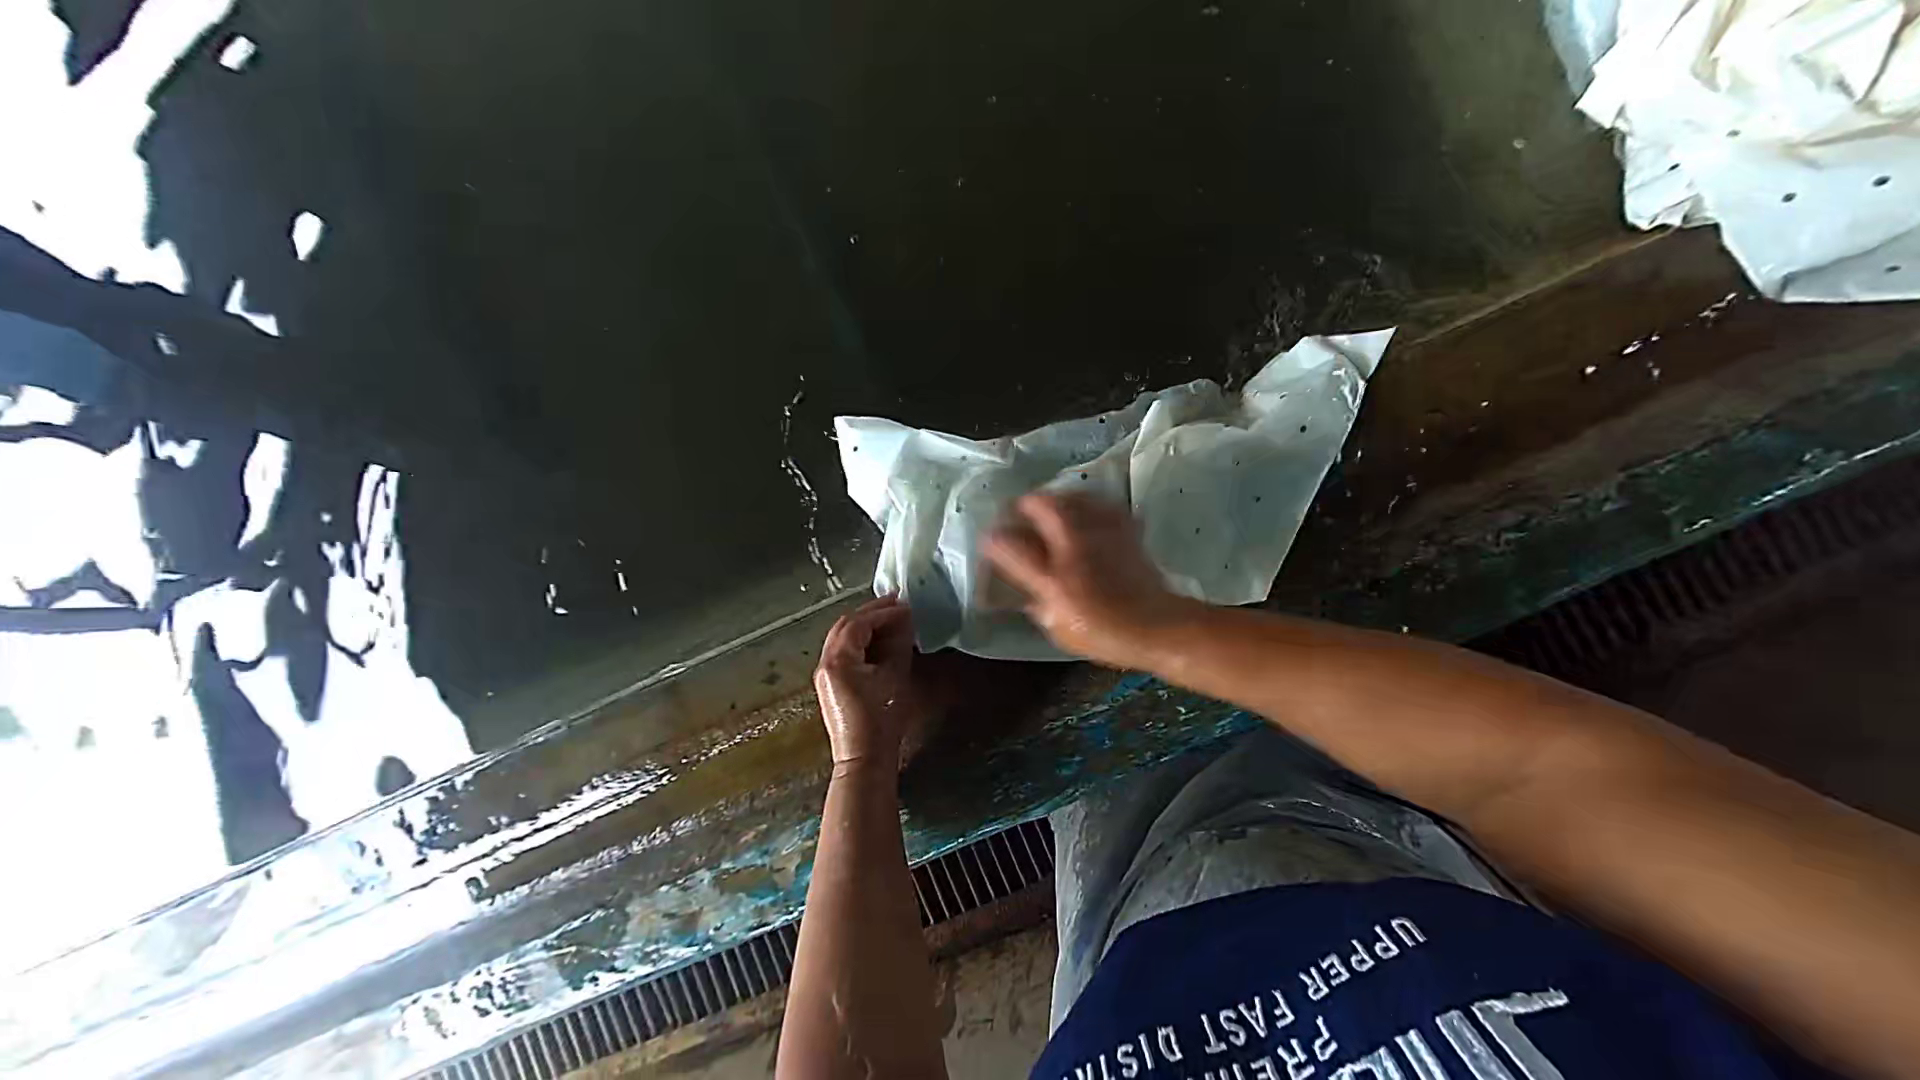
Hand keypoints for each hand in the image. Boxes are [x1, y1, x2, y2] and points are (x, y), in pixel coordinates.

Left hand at [813, 595, 921, 769]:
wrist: (864, 758)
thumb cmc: (881, 719)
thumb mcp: (895, 676)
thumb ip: (898, 643)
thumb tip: (904, 621)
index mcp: (838, 659)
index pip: (859, 623)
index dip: (883, 612)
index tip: (905, 607)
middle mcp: (825, 662)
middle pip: (845, 626)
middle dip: (872, 613)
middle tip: (897, 605)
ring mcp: (825, 674)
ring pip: (842, 637)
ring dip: (866, 626)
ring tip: (891, 620)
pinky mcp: (831, 684)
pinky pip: (843, 651)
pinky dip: (861, 641)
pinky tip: (880, 641)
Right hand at [983, 492, 1196, 666]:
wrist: (1158, 626)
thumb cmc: (1106, 635)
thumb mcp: (1061, 631)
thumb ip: (1040, 607)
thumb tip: (1028, 596)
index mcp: (1052, 579)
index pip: (1011, 547)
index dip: (994, 540)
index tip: (989, 539)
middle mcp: (1073, 549)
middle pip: (1042, 507)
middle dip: (1024, 503)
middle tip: (1019, 509)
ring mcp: (1100, 535)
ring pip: (1072, 498)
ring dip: (1056, 498)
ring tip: (1050, 504)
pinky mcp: (1124, 530)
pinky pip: (1103, 505)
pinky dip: (1090, 504)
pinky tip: (1088, 510)